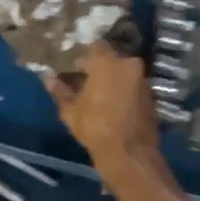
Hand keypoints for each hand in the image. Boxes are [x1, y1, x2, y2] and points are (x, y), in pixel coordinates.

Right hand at [44, 43, 158, 170]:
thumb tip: (48, 78)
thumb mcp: (70, 110)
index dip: (84, 57)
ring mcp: (143, 80)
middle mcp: (128, 64)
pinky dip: (125, 91)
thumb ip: (60, 91)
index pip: (95, 47)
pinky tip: (114, 105)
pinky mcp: (152, 96)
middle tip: (86, 81)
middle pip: (111, 59)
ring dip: (113, 80)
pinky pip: (134, 87)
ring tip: (99, 95)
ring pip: (124, 73)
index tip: (74, 68)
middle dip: (99, 68)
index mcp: (107, 62)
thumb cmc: (95, 126)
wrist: (129, 153)